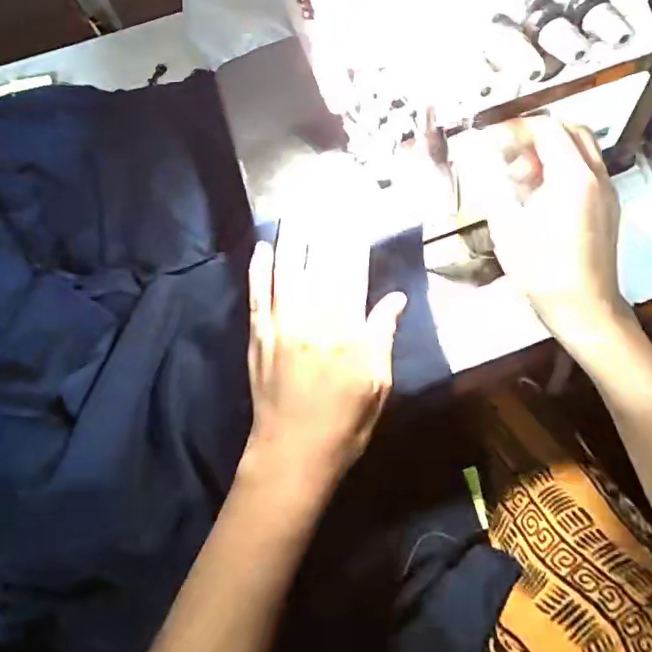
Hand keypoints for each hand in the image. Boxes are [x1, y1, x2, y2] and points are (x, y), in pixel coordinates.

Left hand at [242, 218, 406, 504]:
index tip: (354, 212)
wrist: (293, 452)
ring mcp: (280, 323)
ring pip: (287, 269)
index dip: (353, 238)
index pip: (352, 271)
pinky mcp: (258, 334)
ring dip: (292, 237)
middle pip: (320, 262)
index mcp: (346, 328)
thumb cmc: (345, 423)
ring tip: (296, 210)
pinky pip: (257, 292)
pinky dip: (259, 268)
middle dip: (324, 228)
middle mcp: (312, 316)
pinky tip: (263, 247)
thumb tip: (394, 297)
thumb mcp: (377, 383)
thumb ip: (381, 335)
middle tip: (325, 198)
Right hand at [460, 117, 628, 332]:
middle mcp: (596, 177)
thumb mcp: (505, 223)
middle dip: (533, 135)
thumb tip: (474, 152)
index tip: (487, 141)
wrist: (584, 309)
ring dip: (546, 153)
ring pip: (579, 151)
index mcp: (573, 177)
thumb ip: (490, 180)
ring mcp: (606, 193)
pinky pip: (583, 172)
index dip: (513, 129)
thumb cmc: (541, 268)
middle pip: (568, 131)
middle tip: (504, 154)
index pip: (546, 129)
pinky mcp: (606, 209)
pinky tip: (534, 197)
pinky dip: (558, 170)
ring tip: (516, 178)